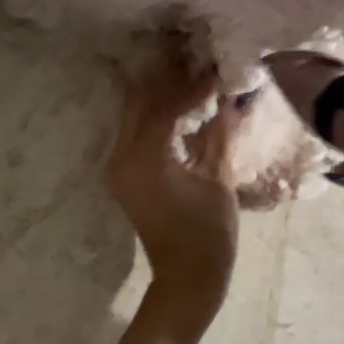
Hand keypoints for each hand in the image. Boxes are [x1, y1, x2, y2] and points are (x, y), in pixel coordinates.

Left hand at [103, 63, 240, 320]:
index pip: (165, 106)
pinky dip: (155, 118)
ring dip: (159, 97)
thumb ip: (218, 133)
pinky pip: (135, 134)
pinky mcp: (123, 175)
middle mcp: (121, 158)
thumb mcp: (218, 179)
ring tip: (190, 79)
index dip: (191, 86)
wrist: (186, 280)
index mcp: (144, 158)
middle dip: (167, 82)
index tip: (216, 70)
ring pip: (134, 116)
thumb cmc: (208, 235)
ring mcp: (117, 168)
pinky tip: (180, 108)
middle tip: (196, 63)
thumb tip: (226, 96)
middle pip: (139, 104)